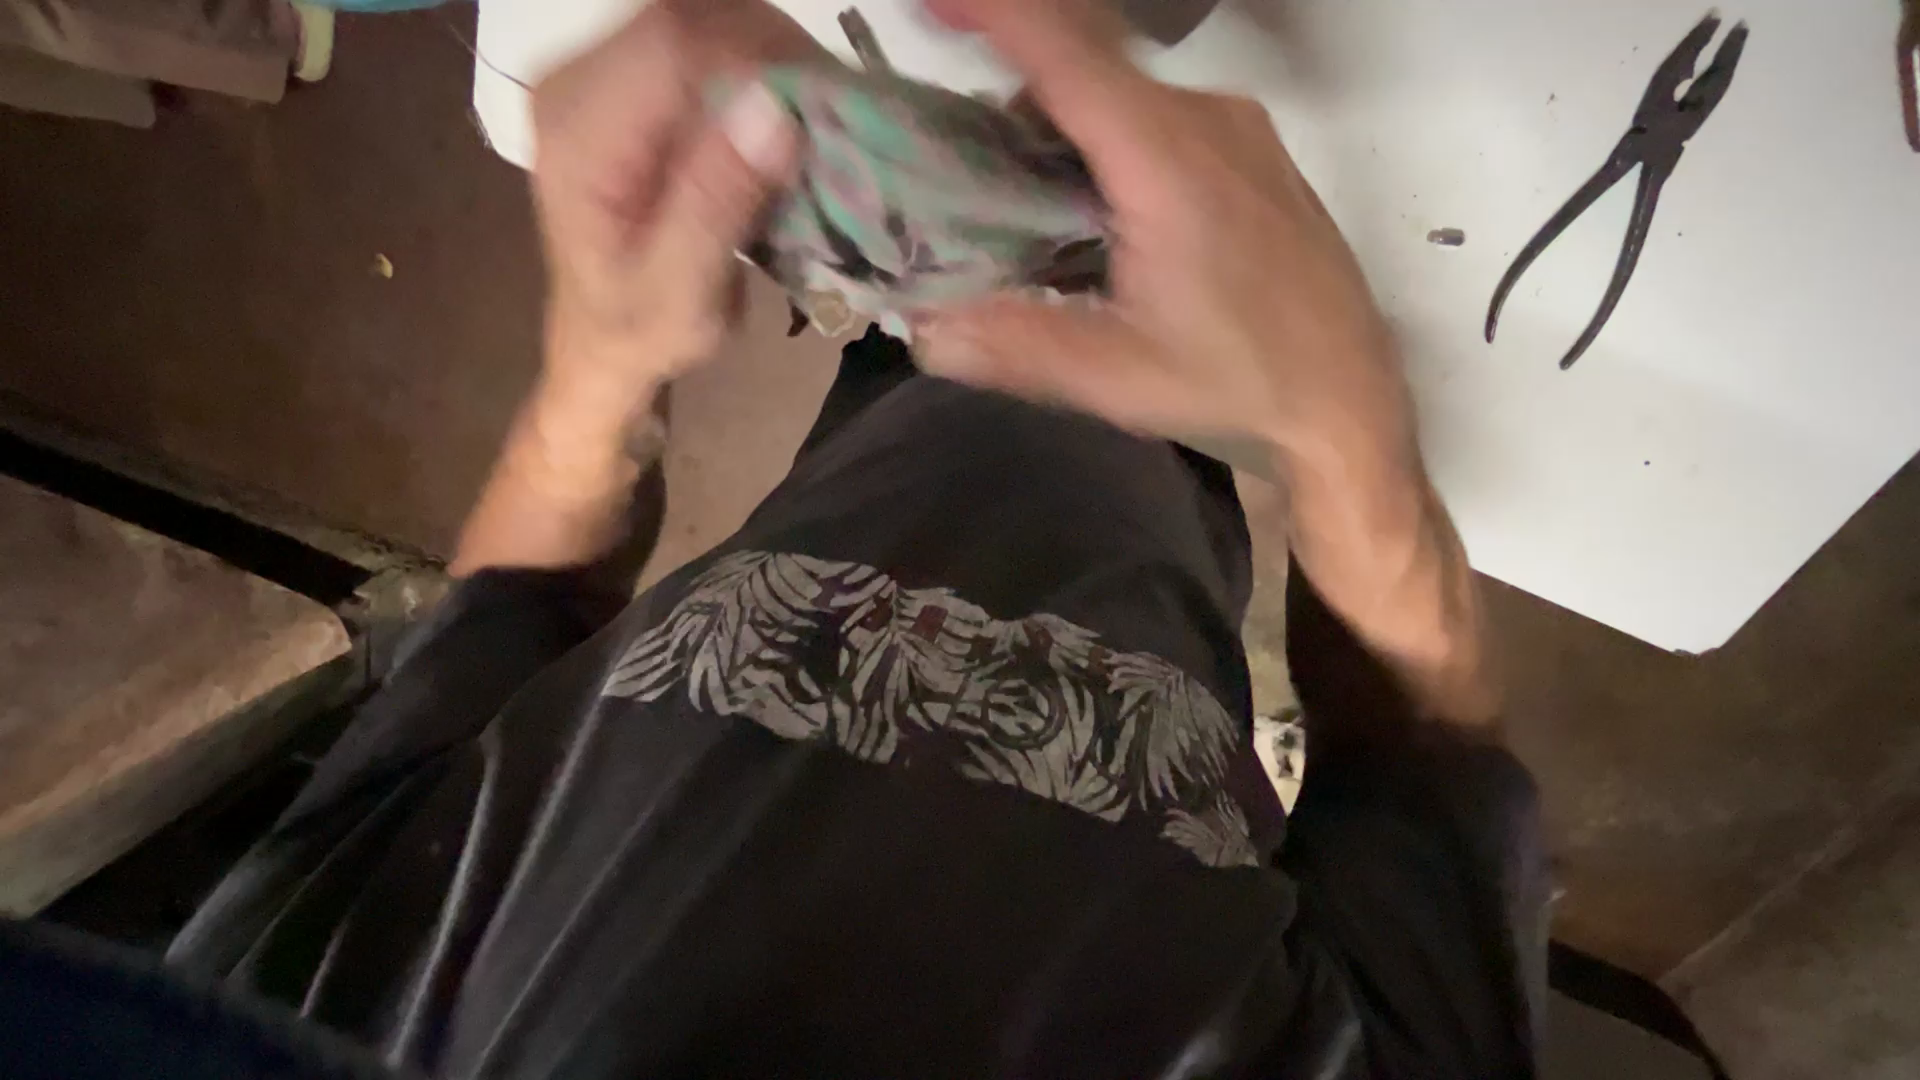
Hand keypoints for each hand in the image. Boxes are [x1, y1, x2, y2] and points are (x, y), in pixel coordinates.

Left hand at [452, 0, 815, 577]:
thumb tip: (774, 109)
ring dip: (771, 59)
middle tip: (833, 118)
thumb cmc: (640, 334)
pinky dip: (757, 72)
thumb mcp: (680, 291)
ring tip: (818, 121)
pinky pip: (705, 47)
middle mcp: (577, 80)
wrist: (604, 342)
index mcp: (578, 130)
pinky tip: (787, 121)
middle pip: (689, 13)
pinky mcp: (631, 85)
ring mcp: (602, 74)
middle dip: (773, 52)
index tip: (824, 113)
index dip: (758, 58)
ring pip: (703, 19)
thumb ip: (715, 202)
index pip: (673, 42)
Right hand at [918, 0, 1494, 723]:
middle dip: (1014, 105)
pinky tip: (1093, 221)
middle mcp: (1207, 123)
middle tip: (965, 172)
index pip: (1069, 54)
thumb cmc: (1238, 382)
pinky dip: (1107, 151)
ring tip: (1025, 211)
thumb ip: (1017, 347)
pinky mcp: (1253, 162)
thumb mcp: (1116, 375)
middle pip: (1090, 74)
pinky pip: (1161, 127)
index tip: (935, 0)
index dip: (998, 15)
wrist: (1343, 397)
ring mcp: (1237, 137)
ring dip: (1062, 136)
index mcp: (1167, 161)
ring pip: (1125, 102)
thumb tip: (926, 332)